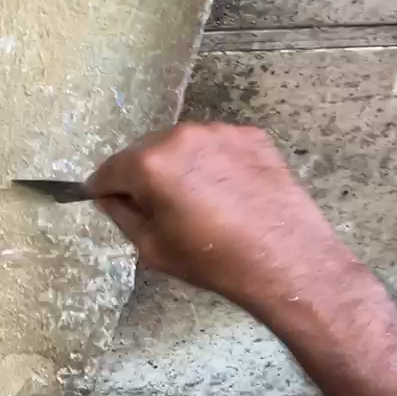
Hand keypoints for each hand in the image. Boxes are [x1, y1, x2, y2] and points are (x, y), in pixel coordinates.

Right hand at [87, 123, 358, 315]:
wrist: (291, 263)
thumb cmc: (215, 262)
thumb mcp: (153, 249)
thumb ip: (121, 216)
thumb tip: (109, 197)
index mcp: (149, 164)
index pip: (109, 170)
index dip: (105, 189)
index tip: (111, 202)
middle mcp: (178, 136)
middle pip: (144, 152)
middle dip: (144, 175)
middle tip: (163, 208)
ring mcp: (217, 131)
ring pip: (181, 145)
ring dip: (180, 165)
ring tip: (202, 200)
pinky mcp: (249, 135)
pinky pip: (216, 144)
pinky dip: (214, 161)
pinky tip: (229, 191)